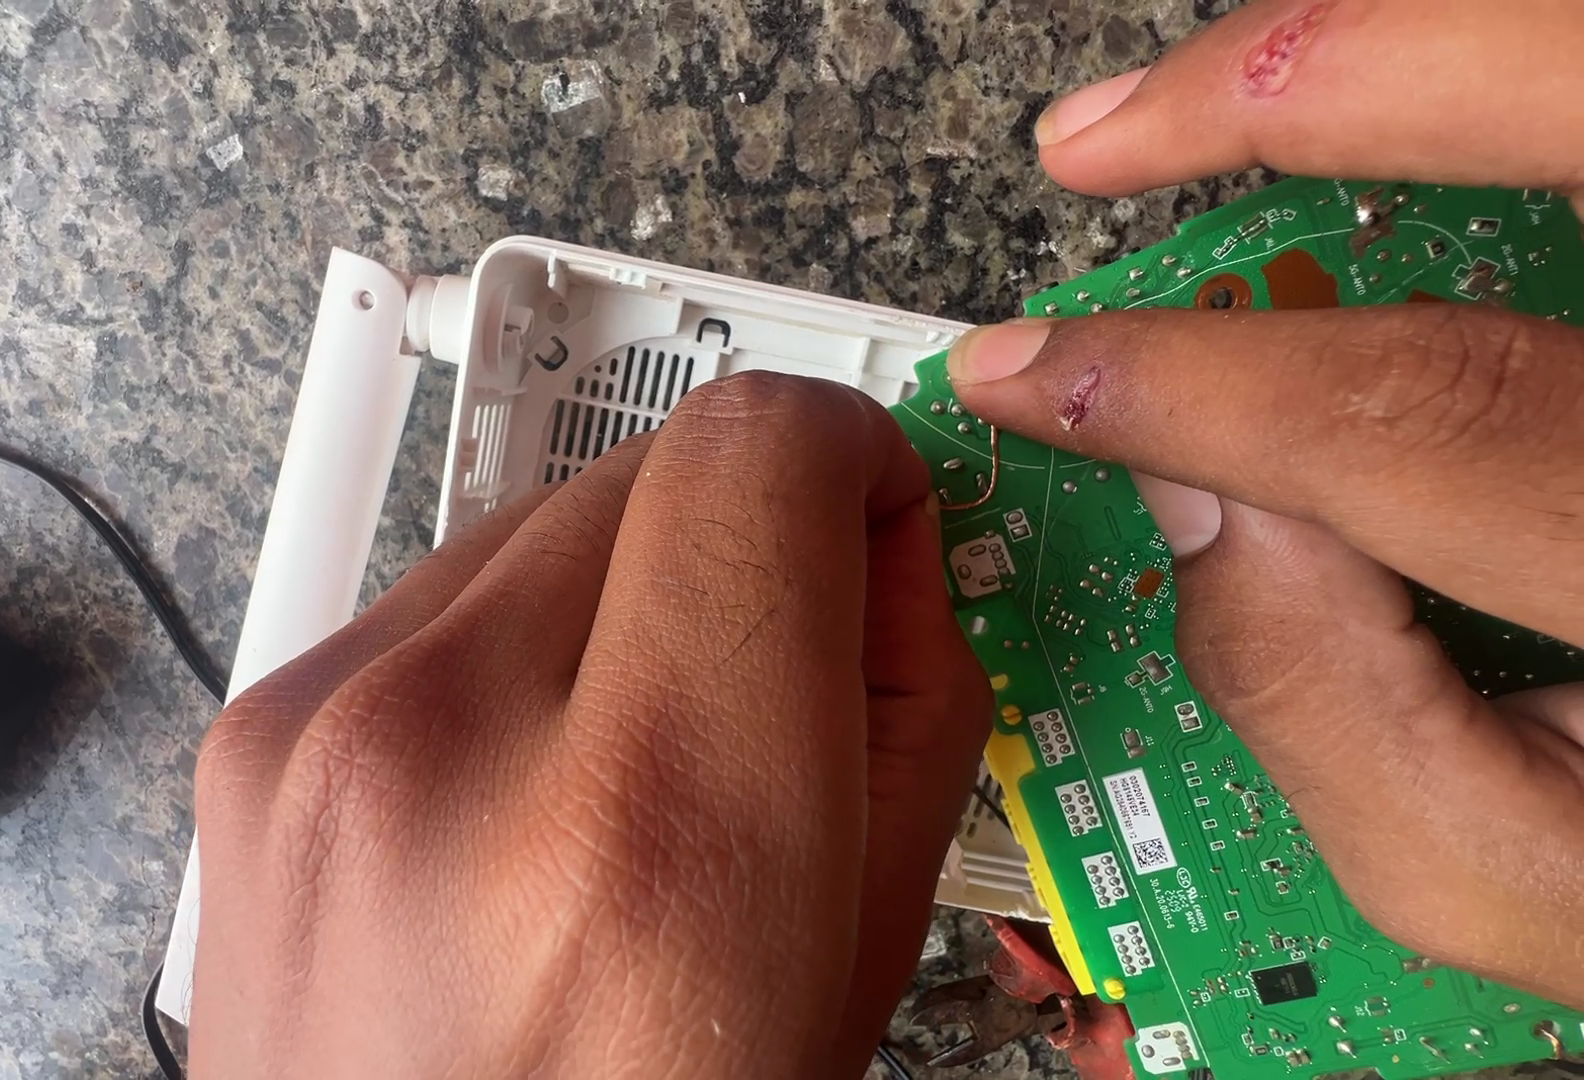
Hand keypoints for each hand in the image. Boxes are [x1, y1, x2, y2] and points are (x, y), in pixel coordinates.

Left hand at [189, 374, 993, 1075]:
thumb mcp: (854, 946)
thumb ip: (901, 697)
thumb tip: (870, 535)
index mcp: (649, 834)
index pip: (750, 460)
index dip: (832, 449)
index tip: (855, 503)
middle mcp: (448, 748)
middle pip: (647, 470)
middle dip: (739, 532)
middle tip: (762, 647)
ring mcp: (320, 728)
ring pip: (547, 515)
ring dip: (625, 585)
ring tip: (624, 734)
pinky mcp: (259, 724)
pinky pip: (451, 587)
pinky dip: (524, 632)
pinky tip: (524, 754)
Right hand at [953, 0, 1583, 1006]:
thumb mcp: (1491, 861)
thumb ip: (1309, 699)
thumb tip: (1189, 497)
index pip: (1415, 413)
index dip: (1178, 378)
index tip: (1015, 370)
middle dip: (1301, 93)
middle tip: (1095, 137)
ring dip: (1367, 57)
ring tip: (1167, 102)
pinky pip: (1568, 161)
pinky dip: (1449, 100)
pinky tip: (1337, 109)